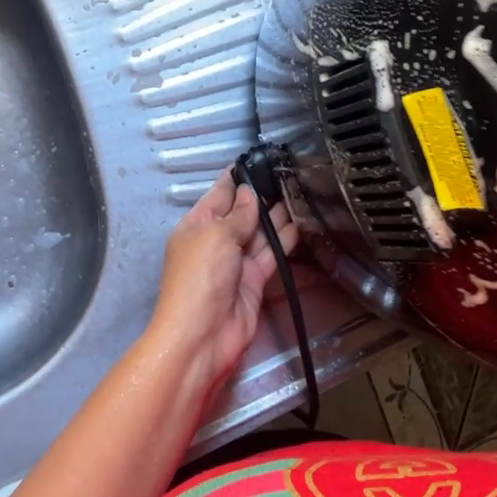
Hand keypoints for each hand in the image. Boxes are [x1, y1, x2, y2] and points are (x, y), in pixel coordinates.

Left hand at [146, 172, 298, 388]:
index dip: (239, 177)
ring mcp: (236, 262)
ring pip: (260, 232)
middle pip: (243, 212)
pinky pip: (271, 253)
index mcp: (197, 225)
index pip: (220, 193)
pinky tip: (299, 223)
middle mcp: (216, 240)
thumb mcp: (215, 236)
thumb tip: (250, 193)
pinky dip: (284, 240)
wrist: (202, 338)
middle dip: (263, 195)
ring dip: (277, 215)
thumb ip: (238, 214)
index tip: (261, 159)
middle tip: (289, 173)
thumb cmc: (199, 279)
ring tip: (299, 192)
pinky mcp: (254, 280)